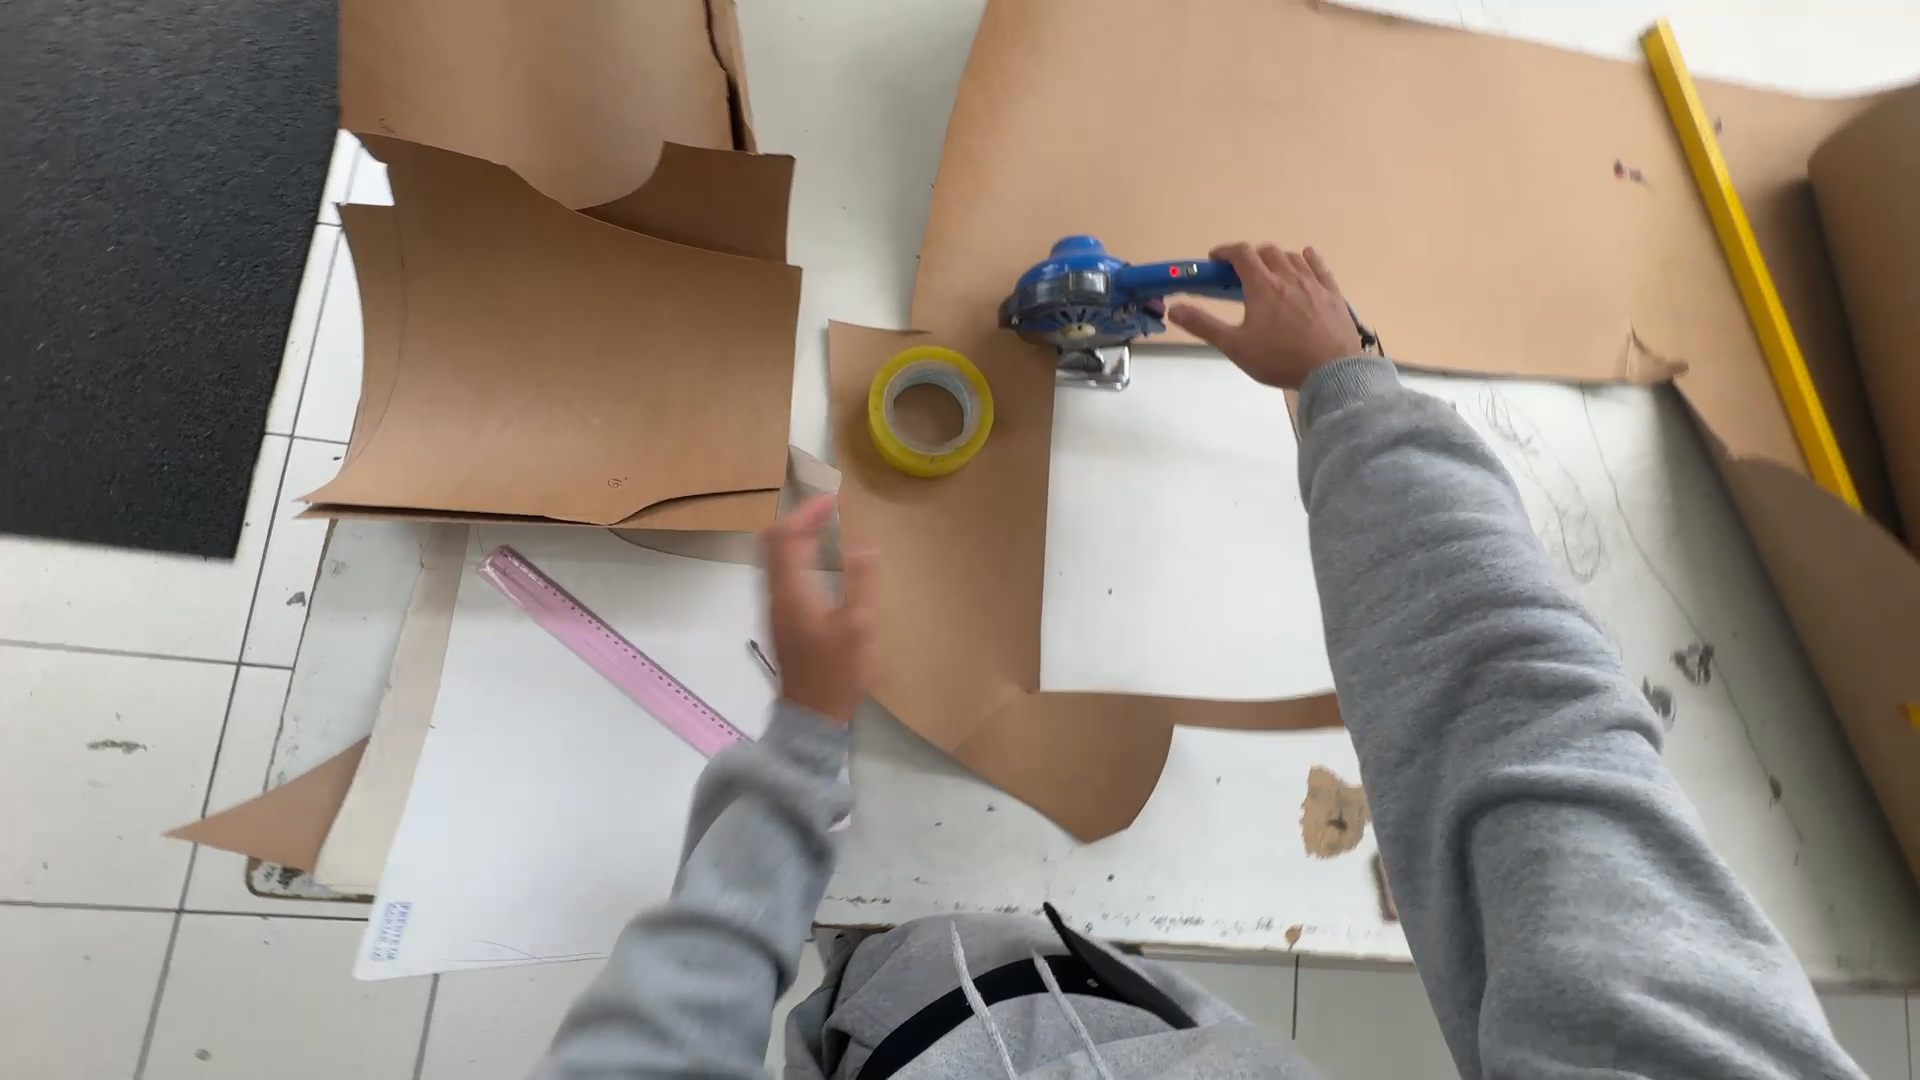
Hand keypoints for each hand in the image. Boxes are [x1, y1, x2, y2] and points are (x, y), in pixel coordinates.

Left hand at [762, 495, 877, 724]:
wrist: (811, 716)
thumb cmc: (837, 672)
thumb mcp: (859, 626)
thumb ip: (861, 583)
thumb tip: (865, 545)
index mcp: (792, 591)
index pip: (787, 536)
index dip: (806, 512)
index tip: (832, 500)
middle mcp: (775, 595)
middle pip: (772, 542)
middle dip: (797, 519)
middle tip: (827, 511)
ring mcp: (773, 609)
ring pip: (773, 558)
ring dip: (794, 537)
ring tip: (823, 528)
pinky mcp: (780, 620)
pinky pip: (779, 573)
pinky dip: (795, 555)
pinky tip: (818, 563)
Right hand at [1168, 244, 1362, 389]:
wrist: (1330, 369)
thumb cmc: (1278, 359)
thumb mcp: (1234, 346)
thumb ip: (1203, 325)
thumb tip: (1173, 309)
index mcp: (1262, 286)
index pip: (1242, 255)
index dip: (1225, 252)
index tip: (1214, 259)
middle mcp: (1288, 276)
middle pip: (1267, 252)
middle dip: (1250, 256)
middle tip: (1239, 272)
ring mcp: (1313, 283)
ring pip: (1292, 257)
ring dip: (1276, 257)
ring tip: (1268, 270)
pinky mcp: (1332, 293)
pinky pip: (1319, 266)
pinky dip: (1308, 258)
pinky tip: (1305, 257)